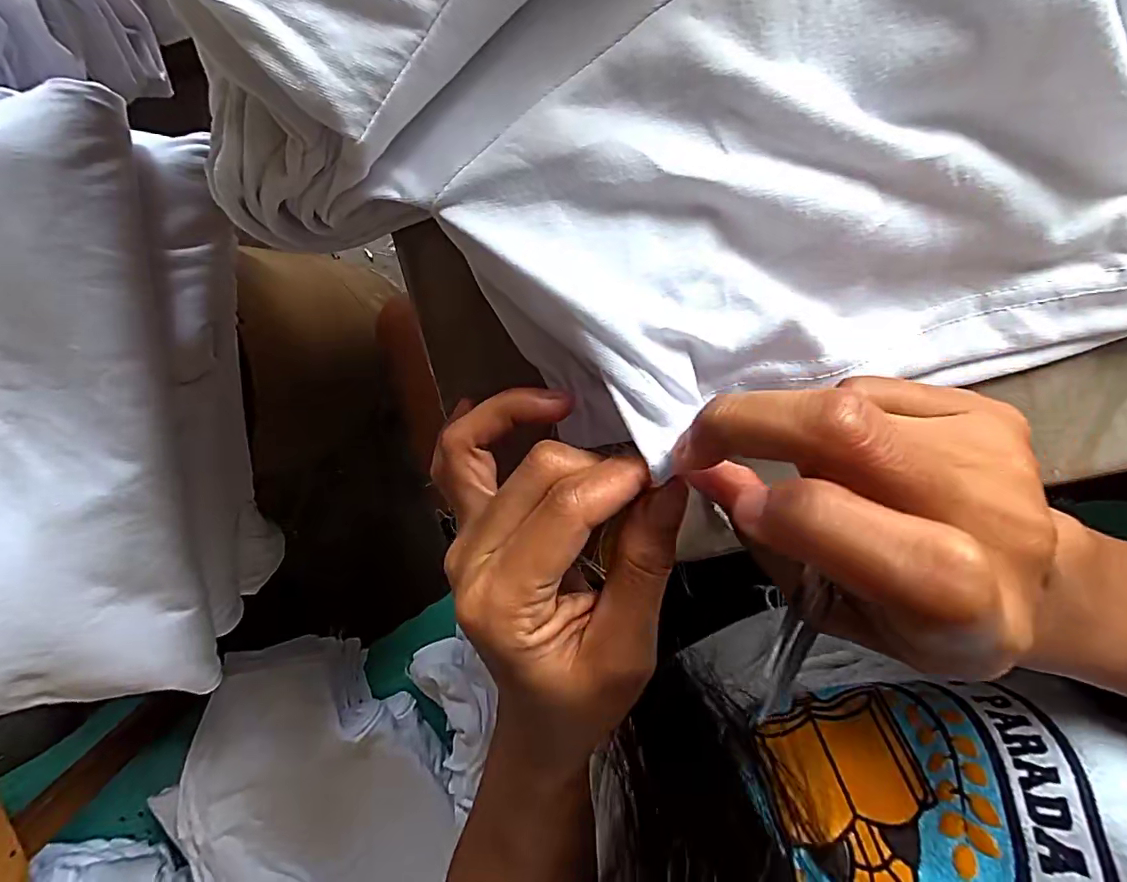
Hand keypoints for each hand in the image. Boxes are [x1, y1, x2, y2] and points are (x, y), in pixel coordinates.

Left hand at [434, 389, 686, 771]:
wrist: (540, 722)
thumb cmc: (585, 696)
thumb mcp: (630, 646)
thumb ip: (645, 560)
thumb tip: (669, 481)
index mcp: (505, 601)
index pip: (567, 507)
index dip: (623, 478)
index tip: (667, 472)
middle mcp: (469, 562)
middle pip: (537, 471)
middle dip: (601, 460)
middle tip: (646, 472)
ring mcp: (459, 542)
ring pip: (485, 452)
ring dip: (526, 418)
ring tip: (573, 403)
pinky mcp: (465, 530)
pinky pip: (456, 463)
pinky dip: (478, 427)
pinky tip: (509, 406)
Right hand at [675, 377, 1073, 679]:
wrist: (1040, 581)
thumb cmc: (929, 623)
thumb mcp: (842, 611)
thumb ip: (773, 547)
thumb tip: (707, 471)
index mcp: (953, 600)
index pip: (832, 518)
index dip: (762, 499)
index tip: (718, 486)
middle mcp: (985, 514)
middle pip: (846, 428)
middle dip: (753, 419)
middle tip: (704, 435)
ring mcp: (994, 451)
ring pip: (854, 401)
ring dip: (801, 423)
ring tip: (811, 463)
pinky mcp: (993, 411)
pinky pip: (883, 390)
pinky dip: (844, 413)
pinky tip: (862, 450)